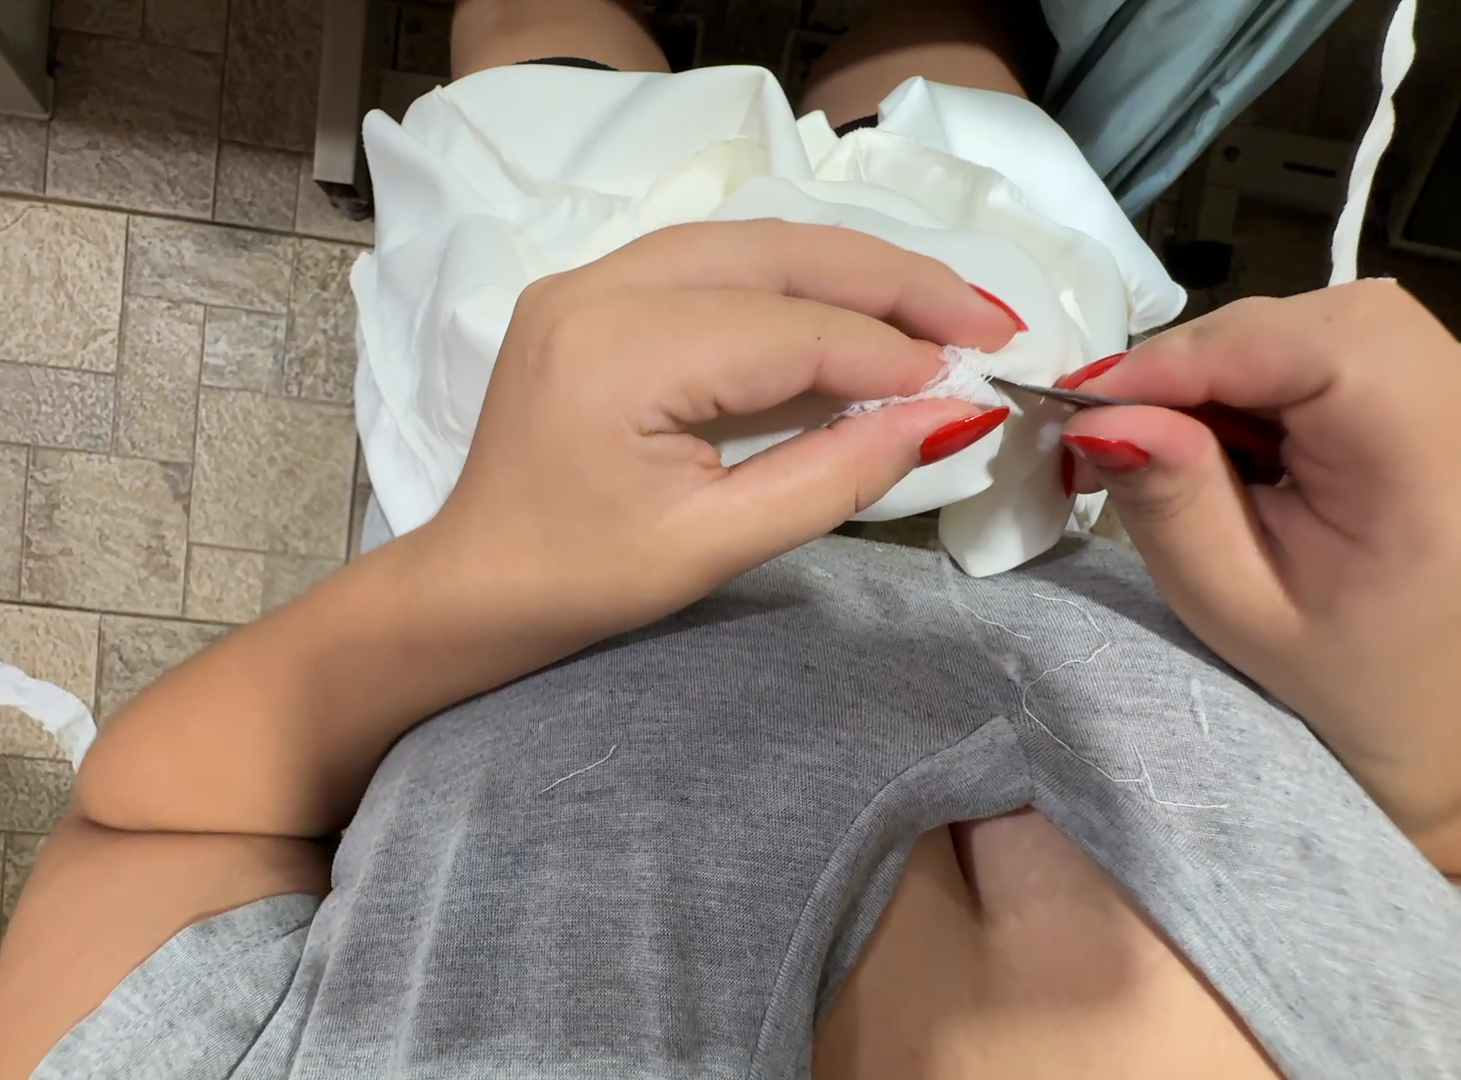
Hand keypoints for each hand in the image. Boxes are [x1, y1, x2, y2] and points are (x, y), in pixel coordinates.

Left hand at [414, 220, 1018, 650]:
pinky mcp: (586, 295)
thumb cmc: (580, 585)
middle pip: (774, 251)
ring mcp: (583, 282)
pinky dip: (787, 284)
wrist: (476, 584)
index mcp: (617, 354)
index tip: (973, 377)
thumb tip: (946, 417)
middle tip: (983, 318)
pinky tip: (843, 313)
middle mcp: (595, 289)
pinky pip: (709, 265)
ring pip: (747, 244)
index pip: (788, 331)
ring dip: (846, 272)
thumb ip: (830, 477)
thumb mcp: (710, 546)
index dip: (890, 351)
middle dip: (891, 281)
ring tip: (933, 311)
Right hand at [1062, 281, 1460, 868]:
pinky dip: (1250, 374)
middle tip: (1108, 420)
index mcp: (1448, 472)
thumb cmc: (1314, 664)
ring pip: (1321, 322)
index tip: (1090, 398)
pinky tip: (1219, 431)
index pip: (1327, 347)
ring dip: (1218, 366)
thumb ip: (1167, 500)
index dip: (1195, 354)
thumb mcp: (1220, 598)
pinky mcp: (1456, 390)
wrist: (1408, 695)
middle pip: (1325, 321)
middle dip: (1196, 359)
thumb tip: (1097, 417)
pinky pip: (1334, 346)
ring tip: (1159, 435)